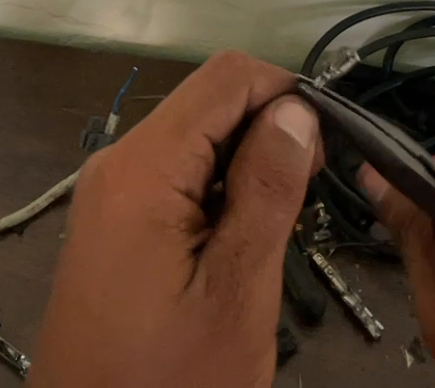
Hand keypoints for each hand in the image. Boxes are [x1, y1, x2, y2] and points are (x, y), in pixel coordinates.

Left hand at [31, 52, 321, 387]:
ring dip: (246, 162)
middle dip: (267, 129)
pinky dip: (219, 187)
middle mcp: (118, 161)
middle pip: (208, 101)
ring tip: (271, 227)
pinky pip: (177, 172)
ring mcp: (112, 190)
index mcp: (142, 166)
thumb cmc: (169, 383)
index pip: (225, 77)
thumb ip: (266, 189)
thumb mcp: (235, 290)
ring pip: (196, 135)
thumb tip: (295, 109)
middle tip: (303, 196)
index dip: (283, 93)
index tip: (322, 149)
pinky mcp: (115, 218)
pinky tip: (237, 237)